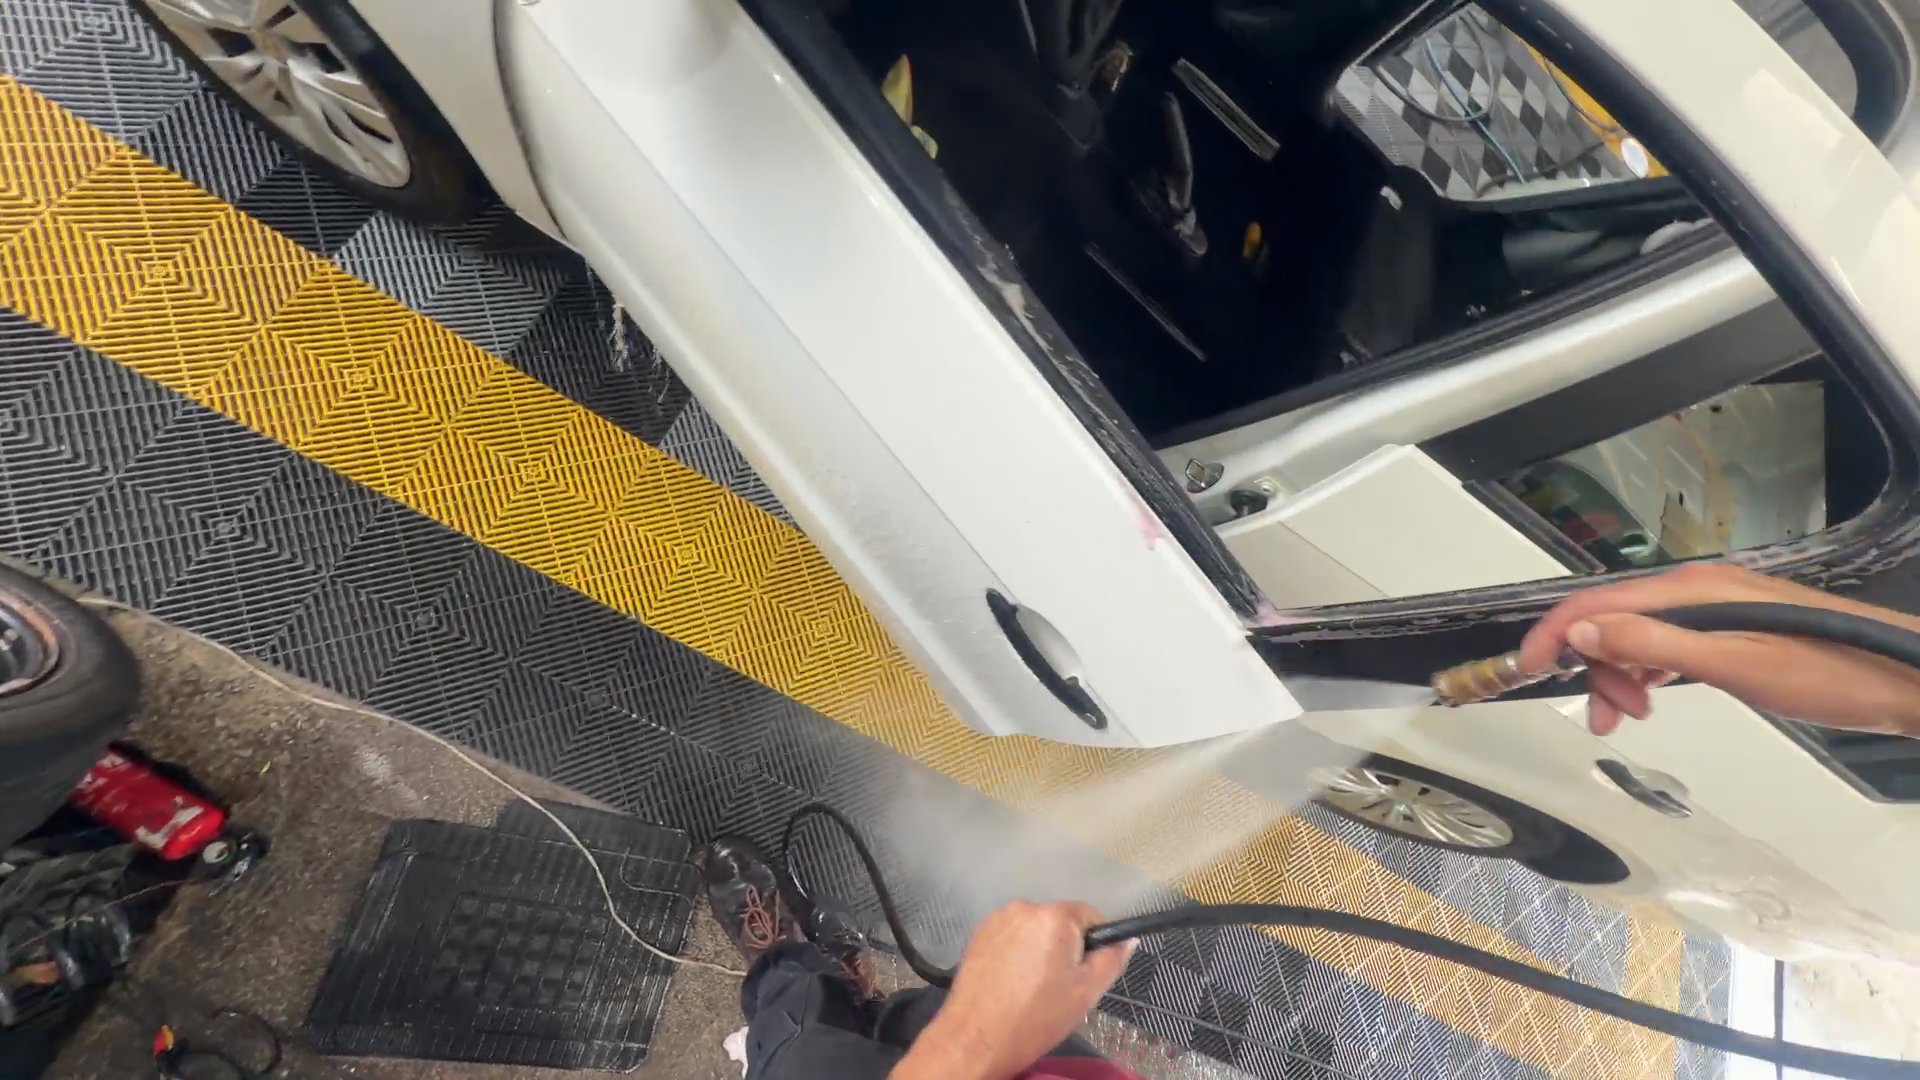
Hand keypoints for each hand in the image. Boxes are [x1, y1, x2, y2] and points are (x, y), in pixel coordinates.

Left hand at [892, 901, 1134, 1079]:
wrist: (976, 1037)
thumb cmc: (1036, 1016)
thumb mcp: (1085, 993)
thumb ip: (1111, 960)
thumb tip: (1128, 938)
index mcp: (1055, 916)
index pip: (1090, 915)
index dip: (1093, 943)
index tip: (1084, 972)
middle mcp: (1026, 906)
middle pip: (1060, 921)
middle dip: (1065, 947)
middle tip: (1059, 985)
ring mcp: (999, 916)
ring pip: (1035, 928)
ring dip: (1040, 948)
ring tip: (1032, 986)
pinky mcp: (980, 930)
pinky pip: (1012, 934)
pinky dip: (1016, 950)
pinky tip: (1011, 980)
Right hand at [1519, 563, 1919, 736]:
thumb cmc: (1832, 675)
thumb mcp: (1733, 664)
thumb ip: (1650, 644)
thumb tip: (1578, 633)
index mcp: (1686, 591)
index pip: (1591, 604)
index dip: (1551, 635)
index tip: (1527, 670)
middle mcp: (1688, 590)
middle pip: (1607, 621)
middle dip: (1594, 666)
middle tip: (1612, 715)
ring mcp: (1705, 606)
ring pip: (1630, 636)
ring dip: (1616, 675)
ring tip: (1630, 716)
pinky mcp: (1721, 625)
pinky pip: (1657, 643)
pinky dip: (1642, 673)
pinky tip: (1650, 698)